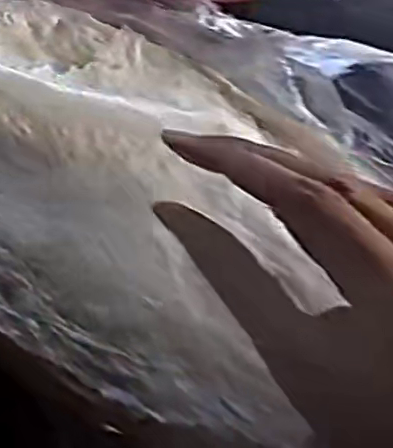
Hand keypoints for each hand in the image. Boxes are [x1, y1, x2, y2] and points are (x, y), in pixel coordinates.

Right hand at [157, 132, 392, 447]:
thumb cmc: (355, 401)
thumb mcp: (293, 350)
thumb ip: (237, 277)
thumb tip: (170, 209)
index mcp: (389, 280)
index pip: (307, 199)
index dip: (238, 162)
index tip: (174, 143)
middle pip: (342, 185)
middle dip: (260, 155)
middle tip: (193, 141)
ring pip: (373, 191)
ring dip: (297, 166)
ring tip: (240, 155)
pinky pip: (387, 208)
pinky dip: (335, 185)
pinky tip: (304, 183)